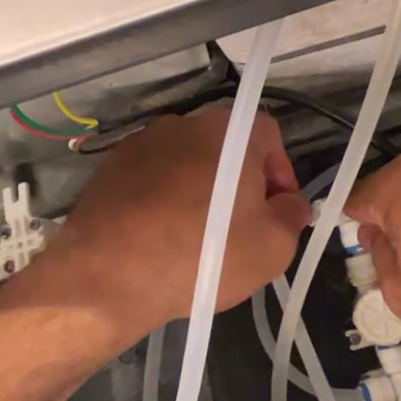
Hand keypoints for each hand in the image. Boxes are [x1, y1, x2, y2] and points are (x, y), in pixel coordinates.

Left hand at [28, 108, 311, 342]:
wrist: (108, 275)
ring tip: (196, 241)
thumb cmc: (201, 255)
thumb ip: (292, 214)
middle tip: (240, 231)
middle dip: (239, 186)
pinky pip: (152, 181)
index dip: (281, 175)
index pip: (269, 135)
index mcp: (228, 131)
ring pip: (187, 165)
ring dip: (199, 194)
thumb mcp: (273, 246)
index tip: (276, 213)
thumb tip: (289, 203)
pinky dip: (163, 203)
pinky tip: (160, 241)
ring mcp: (141, 143)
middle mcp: (183, 124)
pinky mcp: (109, 168)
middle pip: (226, 149)